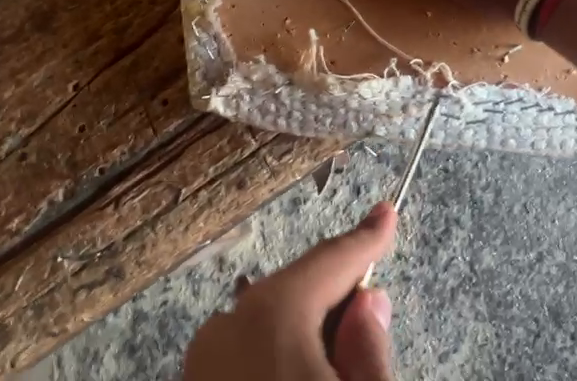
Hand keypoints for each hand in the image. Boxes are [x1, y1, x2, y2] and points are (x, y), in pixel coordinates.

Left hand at [182, 204, 398, 380]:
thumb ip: (369, 349)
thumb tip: (369, 302)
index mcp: (272, 317)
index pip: (330, 261)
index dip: (366, 238)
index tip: (385, 212)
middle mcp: (226, 324)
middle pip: (297, 289)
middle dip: (334, 293)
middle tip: (368, 306)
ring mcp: (200, 357)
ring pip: (267, 321)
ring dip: (302, 327)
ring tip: (331, 355)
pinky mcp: (191, 379)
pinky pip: (242, 351)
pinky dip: (272, 354)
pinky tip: (292, 370)